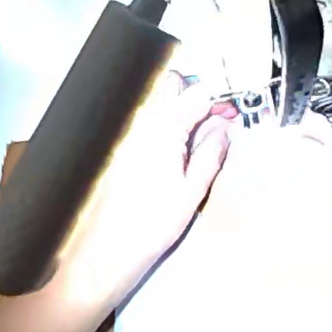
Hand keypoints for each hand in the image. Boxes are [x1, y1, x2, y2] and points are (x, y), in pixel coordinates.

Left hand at [45, 76, 233, 311]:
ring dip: (175, 106)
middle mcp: (141, 121)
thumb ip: (210, 153)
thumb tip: (222, 130)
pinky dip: (158, 122)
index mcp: (164, 128)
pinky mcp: (116, 141)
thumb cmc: (146, 226)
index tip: (226, 114)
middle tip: (208, 118)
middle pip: (171, 82)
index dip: (216, 102)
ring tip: (190, 136)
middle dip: (192, 93)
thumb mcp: (193, 192)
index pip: (197, 92)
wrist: (106, 248)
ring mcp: (126, 129)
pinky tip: (167, 148)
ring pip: (154, 97)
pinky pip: (141, 117)